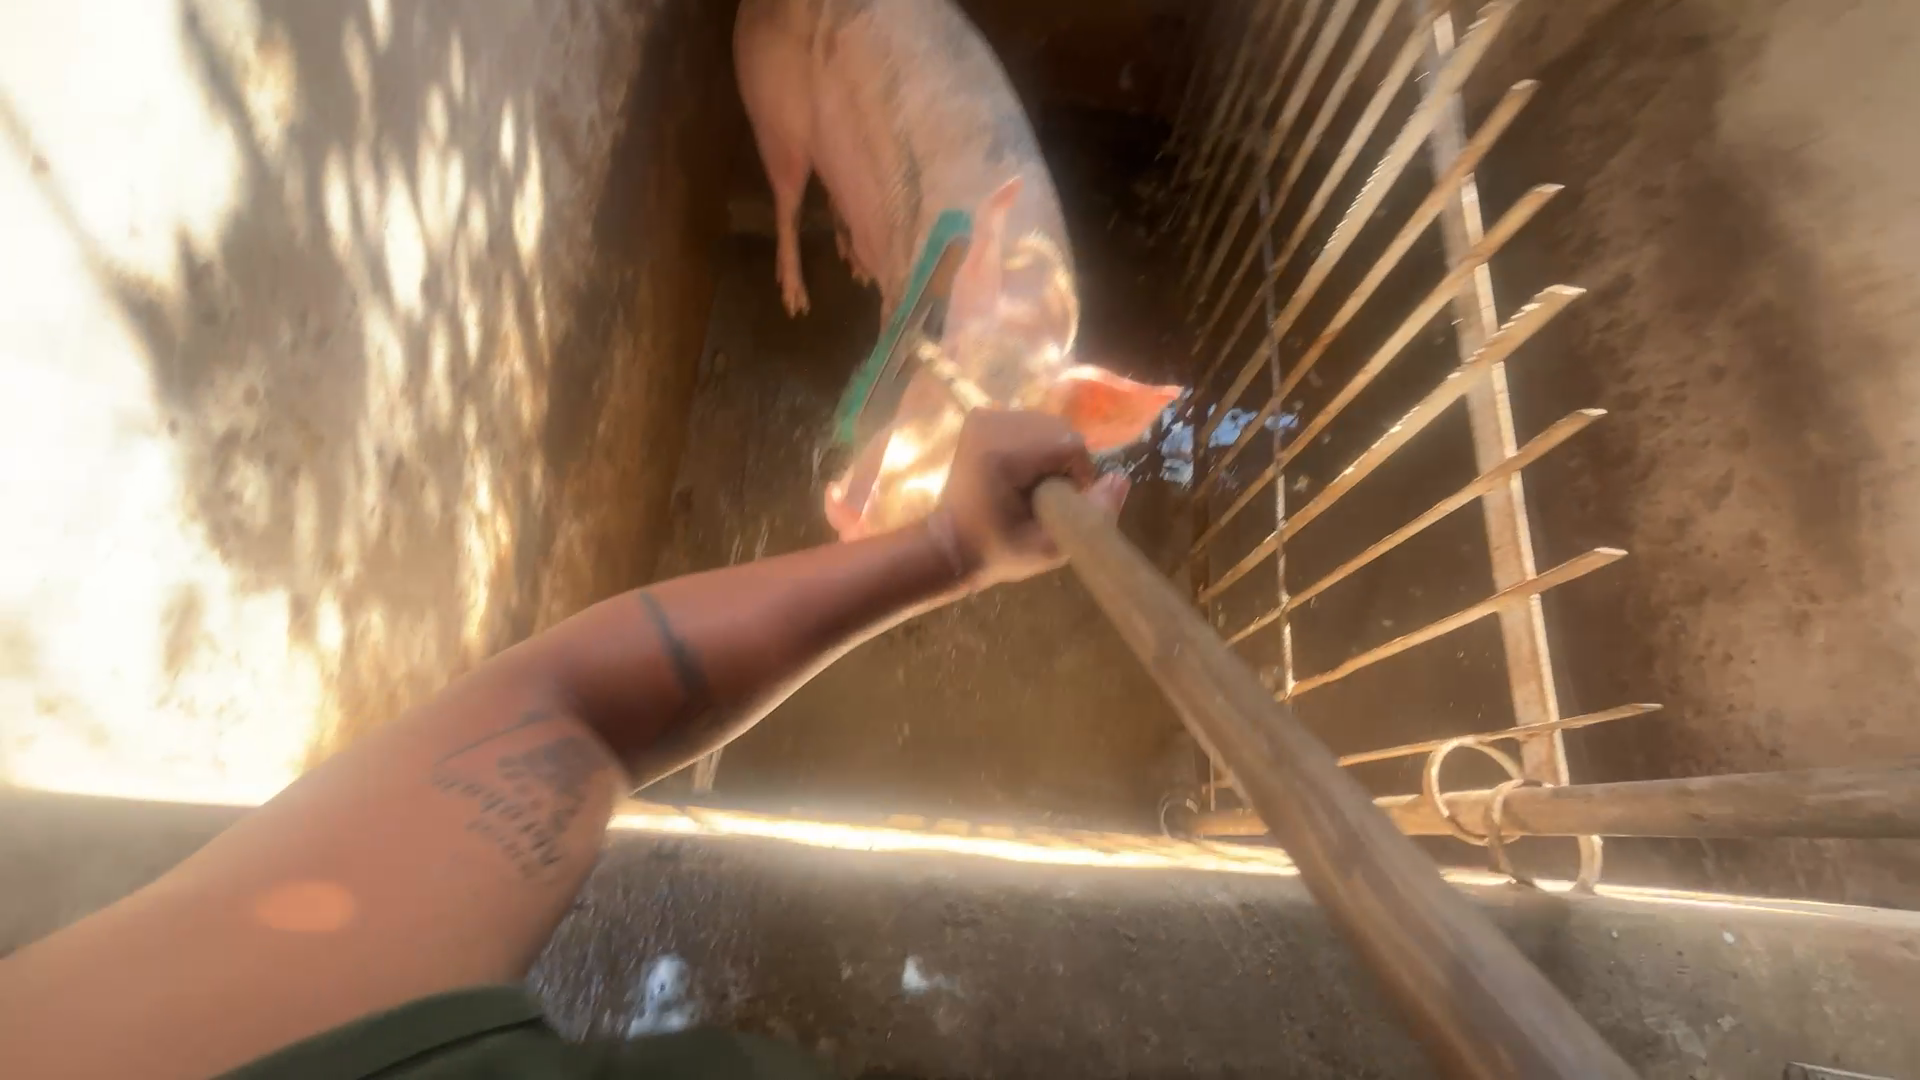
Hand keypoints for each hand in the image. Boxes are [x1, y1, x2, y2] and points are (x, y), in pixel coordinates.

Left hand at [927, 408, 1129, 584]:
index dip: (1076, 477)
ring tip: (1030, 487)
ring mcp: (985, 416)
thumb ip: (1091, 516)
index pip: (1070, 446)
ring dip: (1050, 455)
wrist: (951, 545)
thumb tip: (1121, 479)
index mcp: (1003, 452)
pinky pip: (1030, 425)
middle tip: (1045, 499)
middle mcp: (992, 422)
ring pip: (1048, 426)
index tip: (1058, 506)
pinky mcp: (982, 417)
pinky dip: (1034, 447)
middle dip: (1063, 464)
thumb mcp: (1049, 547)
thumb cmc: (998, 551)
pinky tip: (1017, 474)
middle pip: (1061, 431)